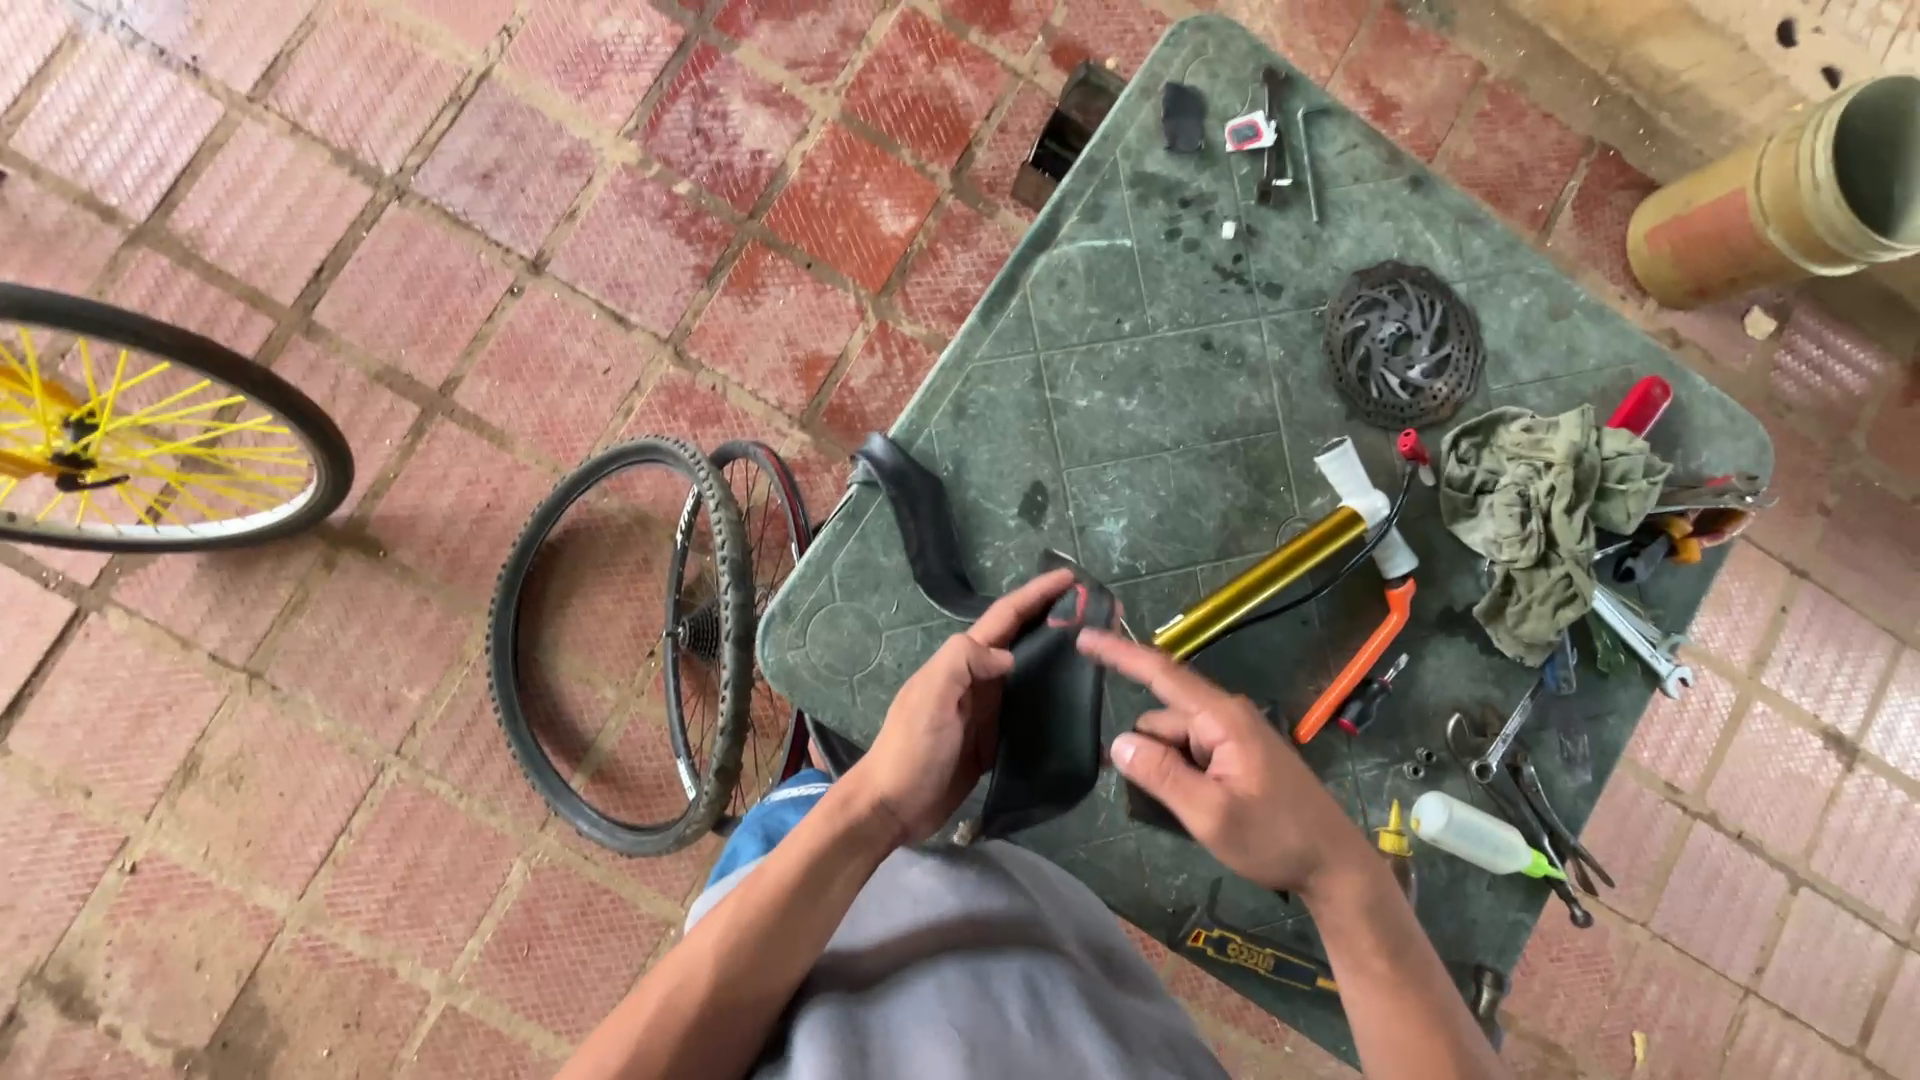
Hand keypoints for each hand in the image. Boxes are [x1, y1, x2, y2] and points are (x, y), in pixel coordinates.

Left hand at [841, 569, 1076, 846]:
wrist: (894, 807)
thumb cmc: (911, 748)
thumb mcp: (930, 695)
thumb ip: (962, 662)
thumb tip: (1011, 656)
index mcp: (962, 660)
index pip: (1005, 617)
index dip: (1036, 595)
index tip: (1072, 578)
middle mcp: (979, 678)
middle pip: (1023, 640)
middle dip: (1056, 620)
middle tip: (1101, 614)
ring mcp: (988, 709)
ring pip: (1031, 673)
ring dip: (1060, 659)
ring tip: (1100, 654)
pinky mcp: (996, 740)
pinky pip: (1031, 713)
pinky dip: (1055, 704)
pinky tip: (1082, 711)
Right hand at [1078, 629, 1374, 900]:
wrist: (1334, 866)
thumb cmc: (1276, 839)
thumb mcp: (1211, 815)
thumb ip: (1161, 775)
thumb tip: (1118, 742)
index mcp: (1222, 718)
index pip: (1161, 673)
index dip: (1119, 654)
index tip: (1083, 638)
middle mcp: (1225, 716)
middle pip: (1160, 721)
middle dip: (1150, 757)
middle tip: (1174, 806)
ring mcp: (1232, 735)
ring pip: (1172, 741)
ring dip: (1167, 772)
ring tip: (1195, 815)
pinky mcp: (1236, 754)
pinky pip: (1189, 754)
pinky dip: (1181, 776)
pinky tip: (1198, 808)